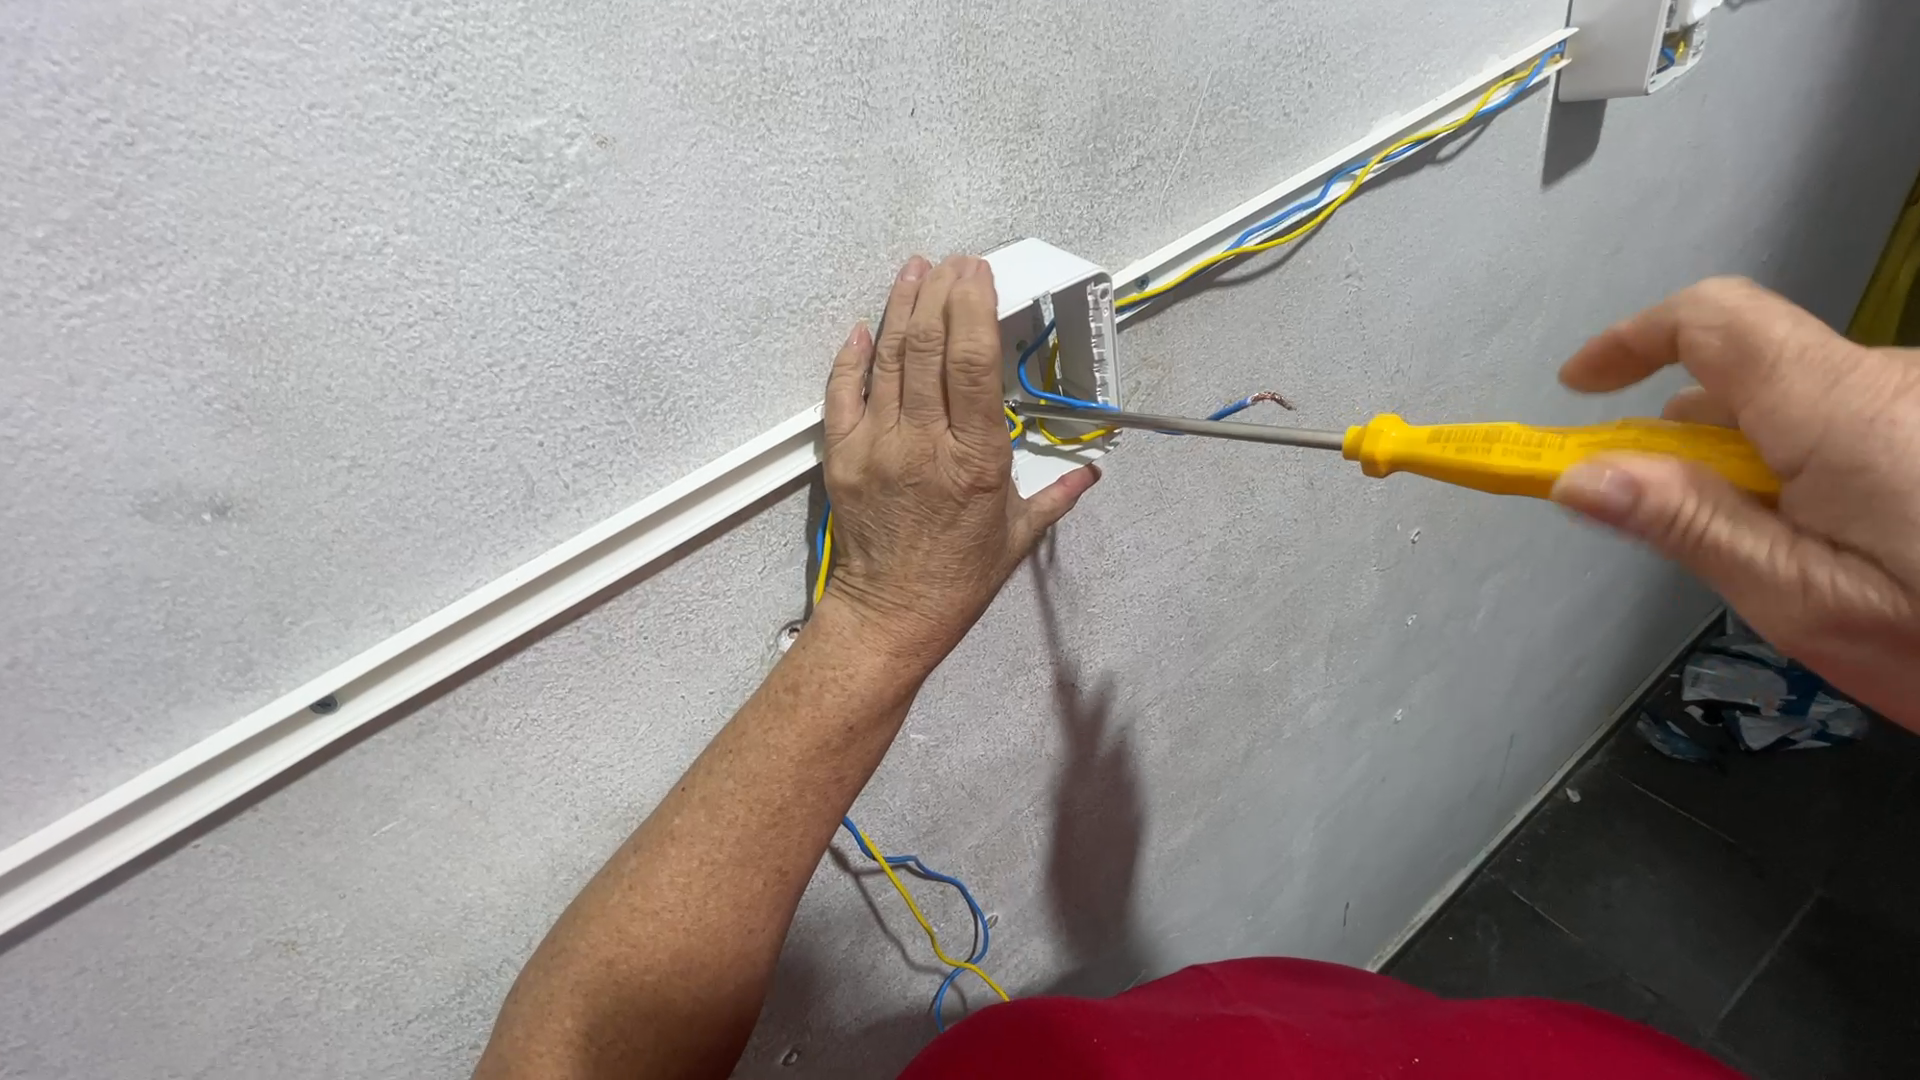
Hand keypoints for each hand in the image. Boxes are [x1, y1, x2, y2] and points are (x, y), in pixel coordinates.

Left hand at [818, 254, 1098, 668]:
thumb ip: (1058, 496)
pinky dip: (852, 357)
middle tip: (952, 264)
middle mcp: (926, 444)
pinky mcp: (842, 457)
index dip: (975, 307)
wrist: (892, 613)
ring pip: (888, 360)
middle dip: (941, 294)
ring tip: (914, 271)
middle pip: (928, 347)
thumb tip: (1093, 472)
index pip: (975, 363)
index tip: (978, 274)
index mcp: (978, 459)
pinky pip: (842, 394)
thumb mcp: (1020, 537)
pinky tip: (863, 326)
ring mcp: (876, 447)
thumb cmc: (961, 577)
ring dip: (901, 308)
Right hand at [1552, 277, 1919, 730]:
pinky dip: (1809, 464)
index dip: (1629, 340)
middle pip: (1751, 378)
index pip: (1714, 321)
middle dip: (1685, 440)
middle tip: (1671, 522)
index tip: (1578, 388)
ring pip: (1804, 406)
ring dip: (1752, 461)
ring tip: (1783, 552)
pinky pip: (1859, 420)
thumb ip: (1688, 527)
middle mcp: (1901, 383)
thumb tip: (1577, 479)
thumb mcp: (1807, 600)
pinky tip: (1847, 538)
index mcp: (1846, 412)